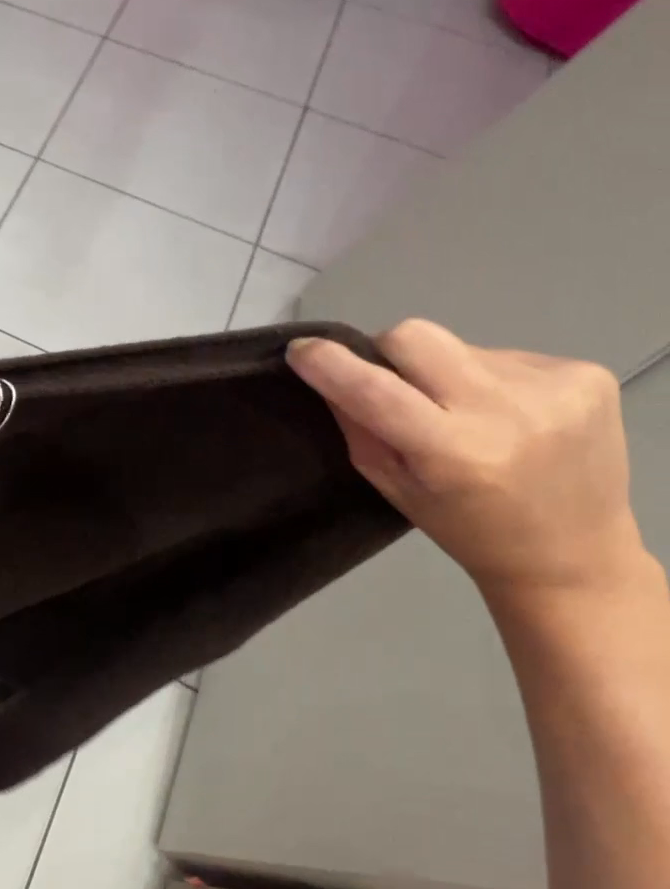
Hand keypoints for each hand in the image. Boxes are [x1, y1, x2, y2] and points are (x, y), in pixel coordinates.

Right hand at [288, 319, 644, 598]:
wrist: (575, 551)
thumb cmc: (465, 527)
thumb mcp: (393, 484)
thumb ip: (358, 426)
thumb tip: (329, 372)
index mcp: (452, 451)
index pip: (374, 389)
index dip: (329, 363)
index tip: (301, 348)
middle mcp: (508, 411)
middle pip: (416, 336)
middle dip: (387, 352)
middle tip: (391, 382)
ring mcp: (555, 388)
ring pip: (458, 347)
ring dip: (443, 371)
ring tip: (463, 411)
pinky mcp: (588, 374)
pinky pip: (502, 355)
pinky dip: (487, 378)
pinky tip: (507, 413)